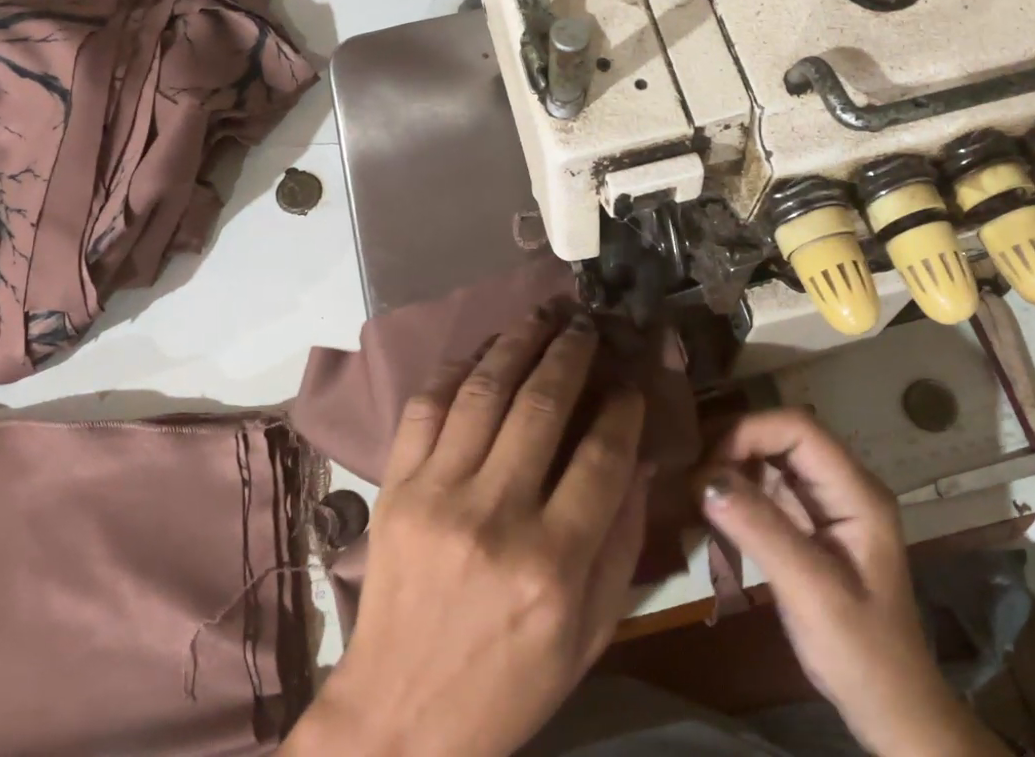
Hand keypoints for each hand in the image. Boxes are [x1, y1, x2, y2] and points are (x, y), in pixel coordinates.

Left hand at [283, 310, 651, 756]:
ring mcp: (435, 496)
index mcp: (555, 562)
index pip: (603, 454)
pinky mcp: (394, 489)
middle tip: (588, 326)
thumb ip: (622, 543)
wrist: (401, 716)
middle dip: (572, 353)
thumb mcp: (591, 632)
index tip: (630, 381)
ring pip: (482, 391)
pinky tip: (481, 352)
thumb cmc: (511, 683)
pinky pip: (424, 408)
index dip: (623, 405)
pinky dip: (454, 370)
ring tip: (542, 317)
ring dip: (517, 343)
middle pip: (541, 404)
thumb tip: (640, 460)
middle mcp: (495, 516)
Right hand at [699, 408, 1009, 756]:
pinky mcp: (809, 529)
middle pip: (782, 438)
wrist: (888, 705)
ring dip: (732, 470)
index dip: (748, 433)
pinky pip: (768, 493)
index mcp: (857, 492)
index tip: (705, 466)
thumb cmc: (859, 648)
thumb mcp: (809, 589)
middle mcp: (843, 488)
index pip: (798, 428)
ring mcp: (826, 507)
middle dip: (734, 448)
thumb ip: (759, 528)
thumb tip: (703, 479)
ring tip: (691, 492)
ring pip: (772, 463)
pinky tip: (709, 511)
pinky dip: (737, 495)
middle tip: (690, 479)